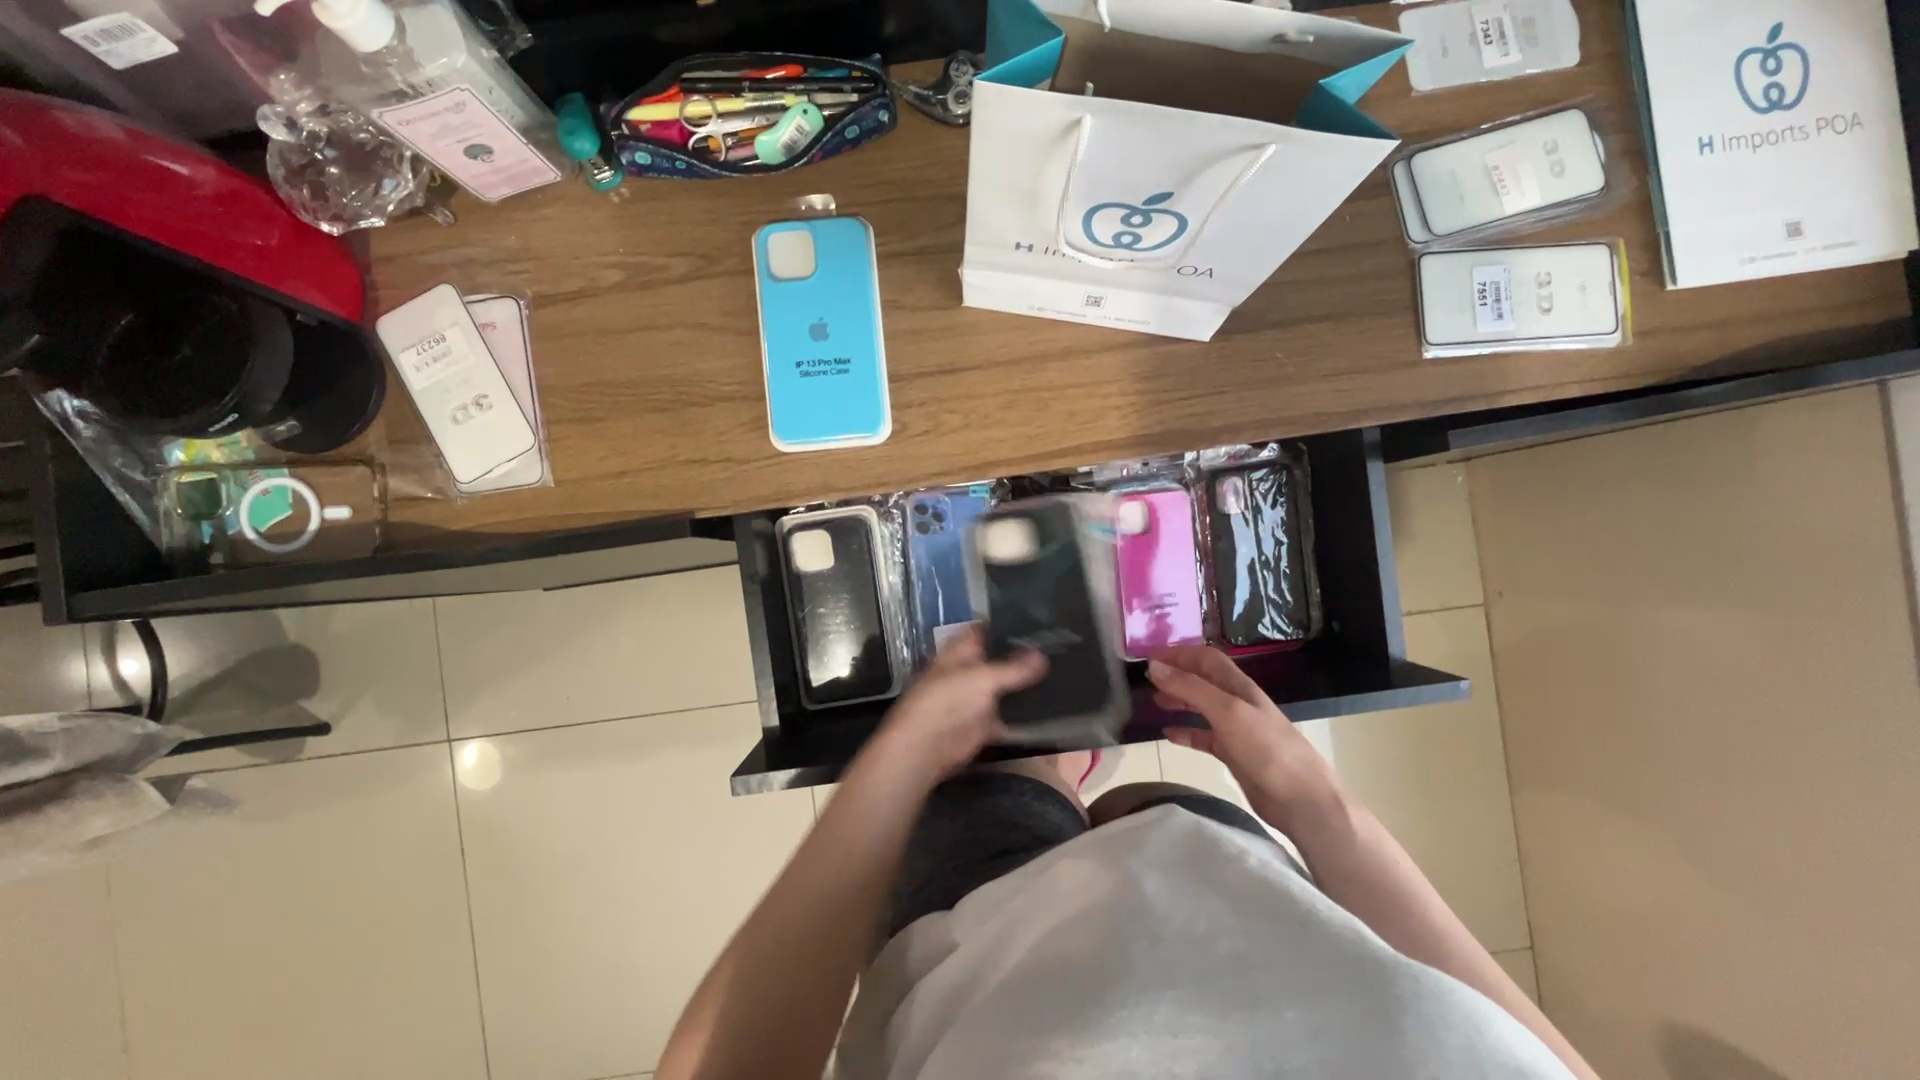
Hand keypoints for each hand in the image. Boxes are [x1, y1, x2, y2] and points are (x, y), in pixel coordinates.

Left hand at [864, 626, 1046, 783]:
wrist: (928, 746)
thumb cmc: (948, 700)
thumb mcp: (984, 678)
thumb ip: (1014, 668)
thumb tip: (1043, 655)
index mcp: (959, 653)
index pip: (982, 631)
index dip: (1004, 625)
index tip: (1035, 620)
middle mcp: (967, 672)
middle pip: (996, 660)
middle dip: (1021, 656)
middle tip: (1056, 647)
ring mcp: (975, 699)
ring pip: (1004, 688)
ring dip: (1024, 684)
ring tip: (1060, 672)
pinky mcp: (983, 724)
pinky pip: (1008, 716)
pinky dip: (1024, 714)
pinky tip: (1050, 708)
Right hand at [1148, 645, 1342, 832]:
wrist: (1300, 798)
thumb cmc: (1266, 748)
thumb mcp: (1226, 711)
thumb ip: (1191, 688)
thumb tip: (1154, 666)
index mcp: (1239, 686)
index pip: (1207, 658)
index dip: (1180, 653)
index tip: (1149, 657)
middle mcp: (1237, 703)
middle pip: (1203, 680)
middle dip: (1177, 675)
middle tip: (1147, 679)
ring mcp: (1236, 729)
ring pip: (1202, 707)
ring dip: (1180, 700)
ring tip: (1155, 701)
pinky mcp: (1233, 754)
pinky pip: (1204, 737)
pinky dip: (1186, 733)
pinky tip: (1169, 734)